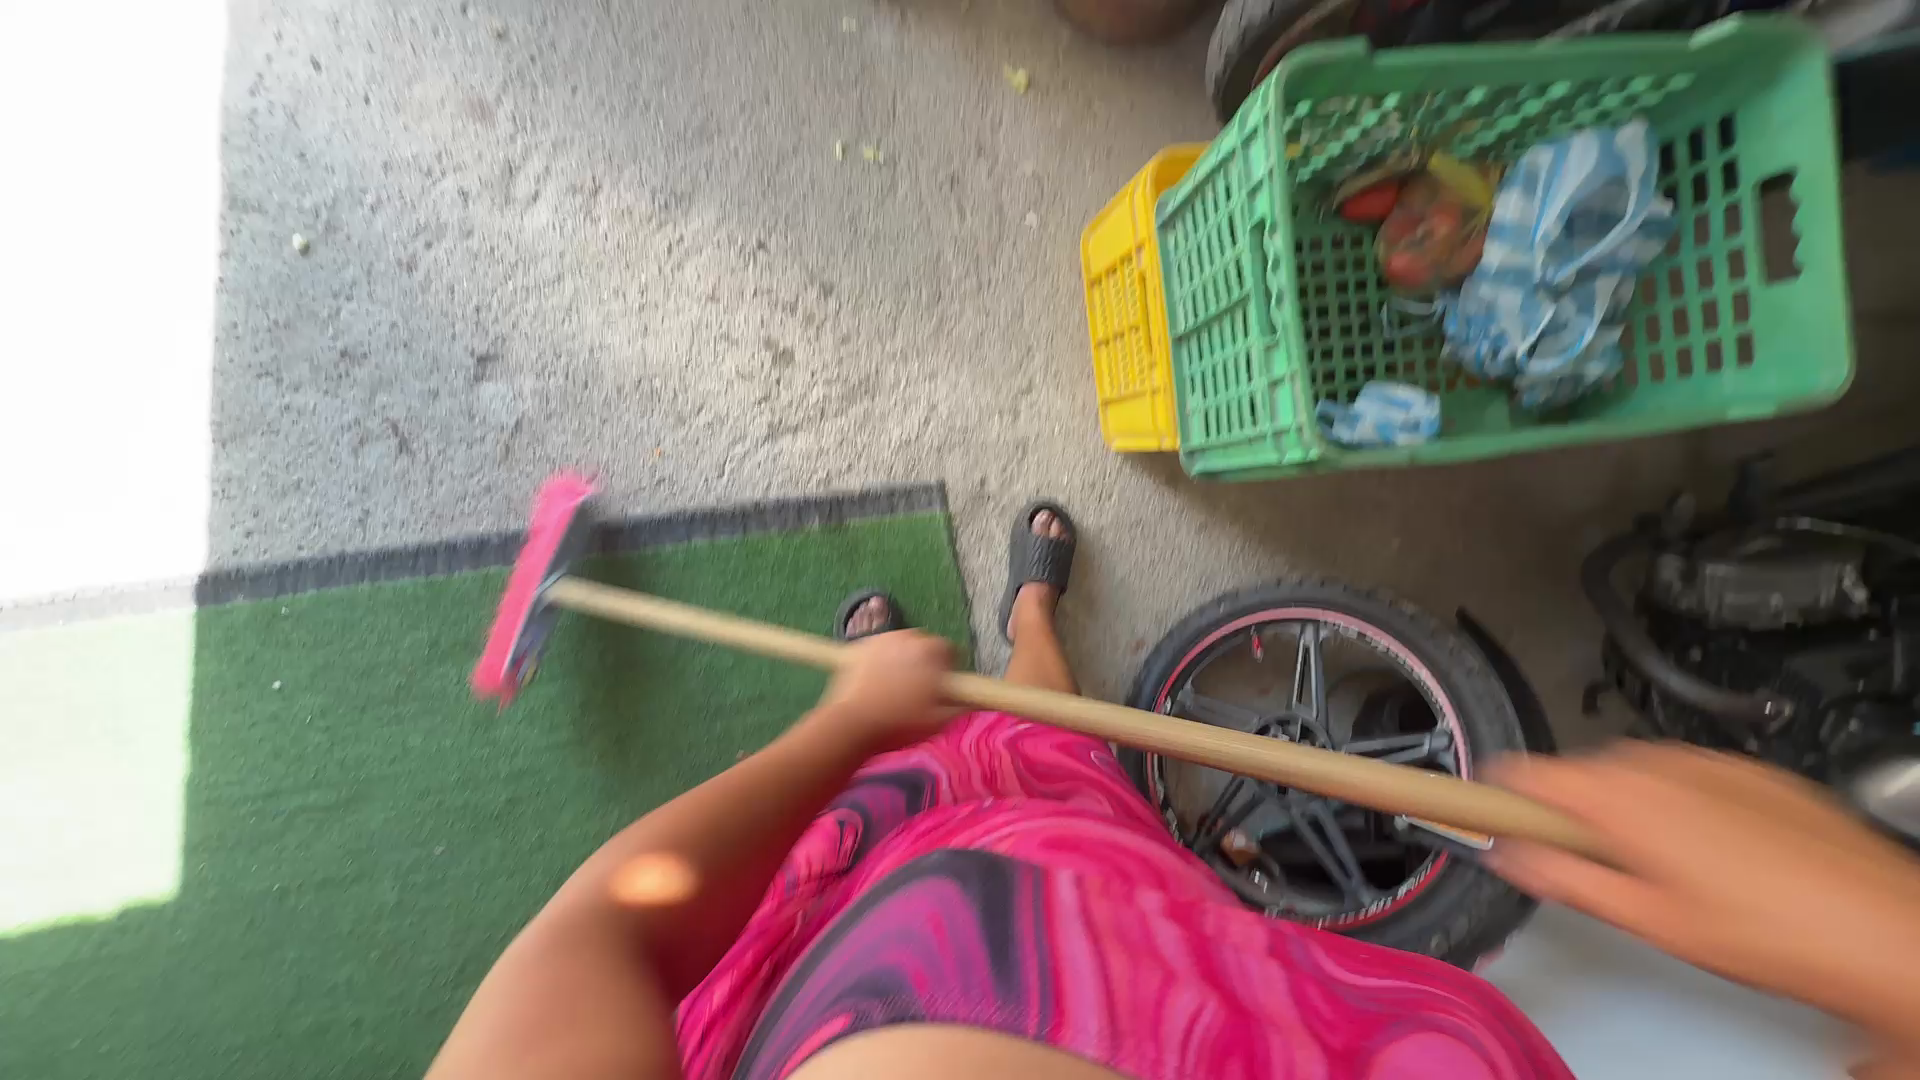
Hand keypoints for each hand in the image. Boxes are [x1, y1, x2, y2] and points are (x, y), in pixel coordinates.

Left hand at [810, 630, 954, 752]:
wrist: (852, 723)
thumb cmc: (900, 724)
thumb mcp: (939, 721)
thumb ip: (962, 705)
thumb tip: (977, 698)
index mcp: (931, 651)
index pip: (950, 650)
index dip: (949, 668)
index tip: (943, 686)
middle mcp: (908, 637)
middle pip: (925, 644)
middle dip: (926, 660)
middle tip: (919, 687)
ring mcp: (882, 639)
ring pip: (901, 645)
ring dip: (904, 658)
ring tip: (896, 684)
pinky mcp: (860, 645)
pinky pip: (880, 649)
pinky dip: (882, 659)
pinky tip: (877, 680)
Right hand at [1486, 741, 1919, 1044]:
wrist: (1900, 939)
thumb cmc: (1773, 935)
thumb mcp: (1643, 919)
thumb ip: (1558, 877)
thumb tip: (1505, 855)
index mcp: (1613, 794)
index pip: (1514, 768)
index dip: (1496, 794)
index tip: (1497, 820)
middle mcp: (1651, 762)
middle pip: (1572, 774)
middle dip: (1572, 812)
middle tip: (1599, 865)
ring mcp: (1704, 761)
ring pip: (1627, 773)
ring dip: (1625, 808)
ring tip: (1667, 865)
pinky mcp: (1749, 770)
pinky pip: (1683, 775)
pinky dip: (1679, 802)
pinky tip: (1717, 852)